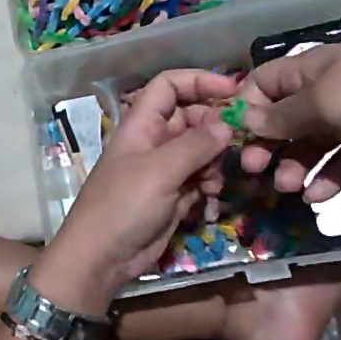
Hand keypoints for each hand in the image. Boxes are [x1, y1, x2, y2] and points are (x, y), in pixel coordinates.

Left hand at [32, 69, 237, 310]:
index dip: (200, 81)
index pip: (169, 86)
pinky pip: (200, 180)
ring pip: (201, 150)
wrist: (101, 258)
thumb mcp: (159, 170)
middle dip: (215, 127)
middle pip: (192, 117)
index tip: (234, 90)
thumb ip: (195, 144)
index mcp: (141, 125)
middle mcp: (153, 141)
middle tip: (238, 143)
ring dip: (215, 162)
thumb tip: (226, 123)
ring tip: (215, 182)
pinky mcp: (173, 196)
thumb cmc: (122, 206)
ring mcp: (164, 170)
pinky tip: (211, 201)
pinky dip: (210, 186)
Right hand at [236, 41, 340, 201]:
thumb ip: (282, 116)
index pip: (263, 84)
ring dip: (296, 166)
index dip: (244, 109)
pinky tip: (319, 197)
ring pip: (311, 144)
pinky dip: (328, 178)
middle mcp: (329, 91)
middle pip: (284, 118)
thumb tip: (247, 120)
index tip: (231, 140)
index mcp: (312, 69)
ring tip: (290, 189)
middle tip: (256, 171)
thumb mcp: (326, 102)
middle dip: (267, 144)